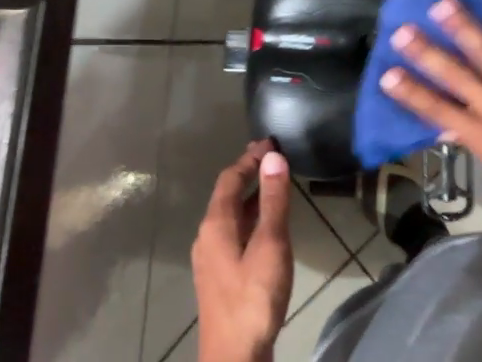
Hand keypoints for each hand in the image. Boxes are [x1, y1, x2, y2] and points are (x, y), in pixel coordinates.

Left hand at [192, 140, 293, 361]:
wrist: (234, 358)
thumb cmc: (253, 298)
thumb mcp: (270, 244)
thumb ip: (273, 200)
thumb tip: (273, 156)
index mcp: (216, 224)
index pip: (230, 178)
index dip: (250, 157)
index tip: (271, 141)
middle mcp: (207, 236)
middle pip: (227, 195)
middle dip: (249, 173)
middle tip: (274, 157)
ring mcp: (211, 259)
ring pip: (231, 216)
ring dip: (251, 197)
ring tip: (275, 185)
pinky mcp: (219, 277)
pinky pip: (234, 234)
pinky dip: (250, 219)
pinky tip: (267, 228)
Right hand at [380, 0, 481, 224]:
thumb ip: (474, 140)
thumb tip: (449, 125)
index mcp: (479, 133)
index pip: (436, 110)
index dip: (410, 92)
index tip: (387, 74)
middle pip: (454, 75)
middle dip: (426, 53)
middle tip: (403, 31)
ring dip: (464, 27)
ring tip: (444, 5)